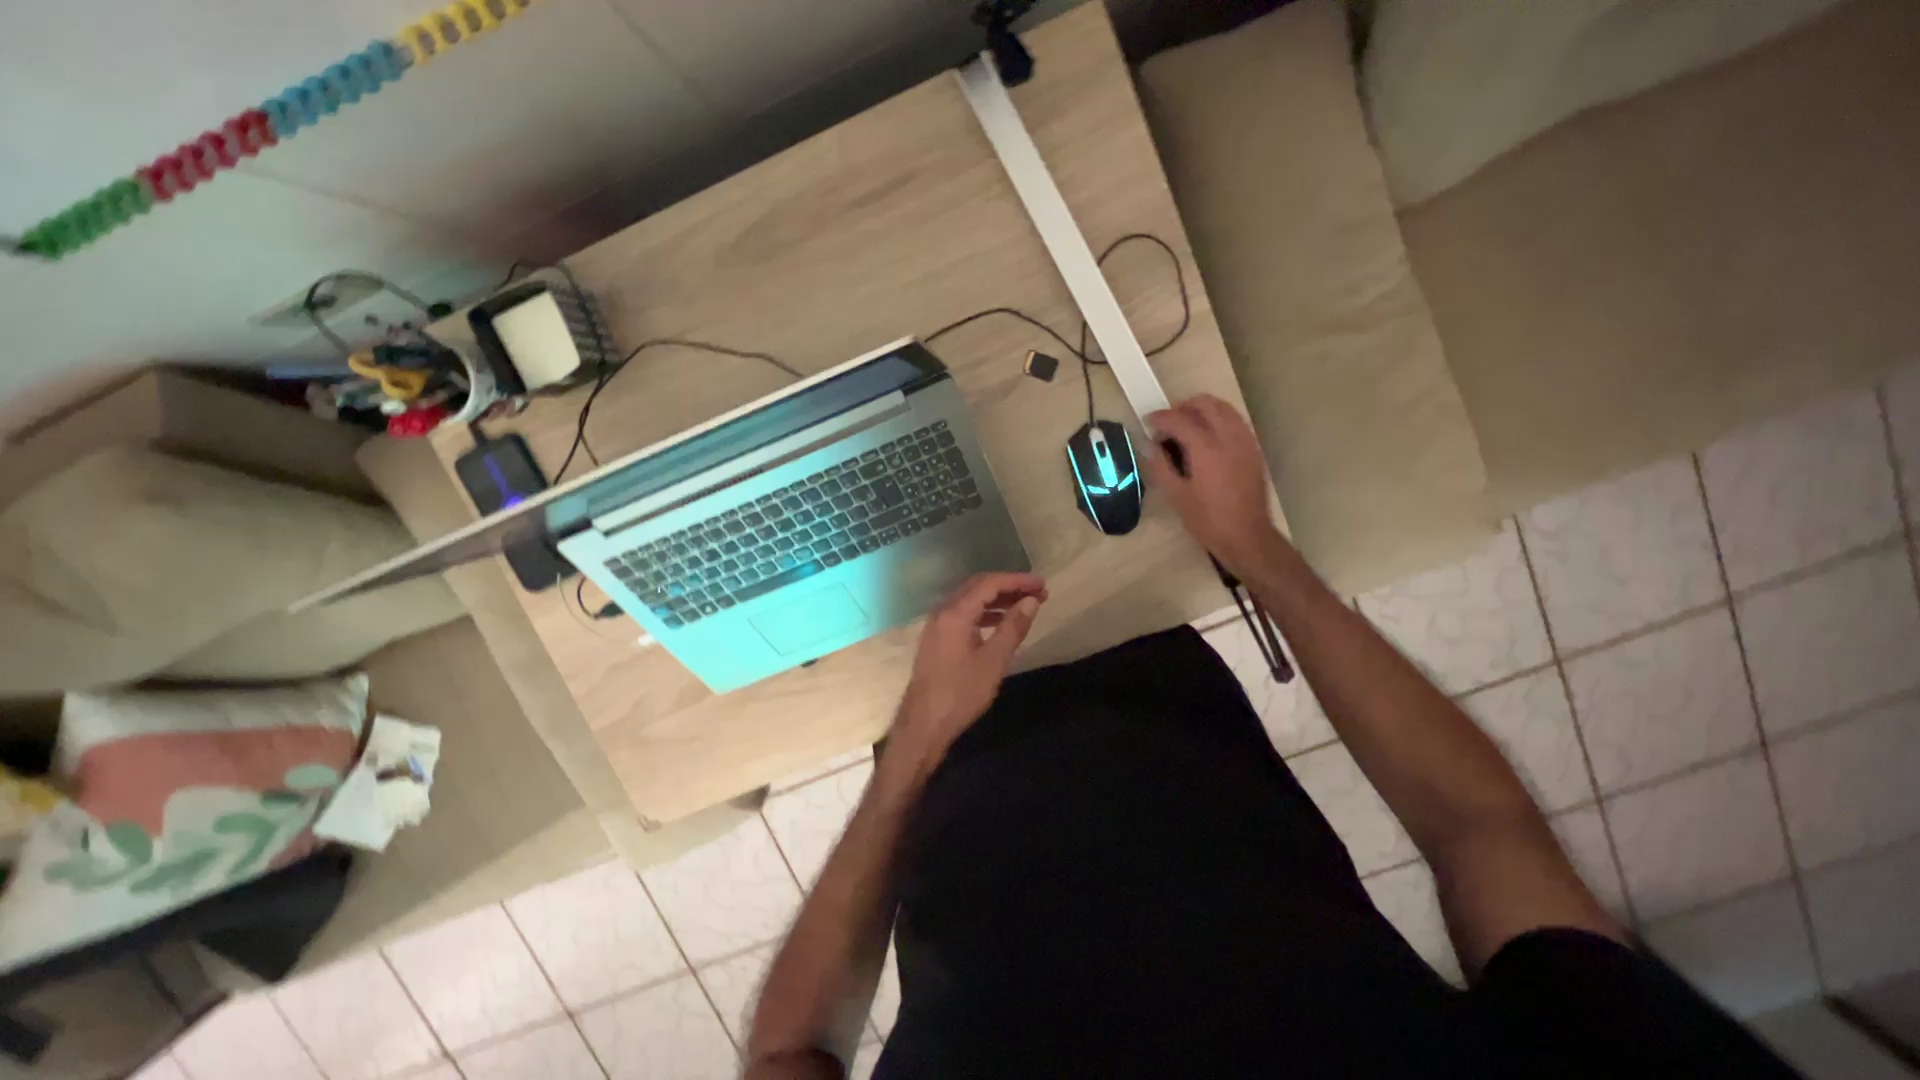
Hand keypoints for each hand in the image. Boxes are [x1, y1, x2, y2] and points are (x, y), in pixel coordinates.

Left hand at [892, 572, 1046, 761]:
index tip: (1042, 584)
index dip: (1018, 580)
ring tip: (1024, 606)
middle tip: (1037, 593)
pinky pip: (963, 615)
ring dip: (997, 600)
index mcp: (955, 613)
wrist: (924, 723)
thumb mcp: (994, 661)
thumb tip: (1030, 601)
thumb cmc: (961, 693)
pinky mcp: (937, 639)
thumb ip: (1012, 627)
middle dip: (1008, 587)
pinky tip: (1000, 624)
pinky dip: (984, 613)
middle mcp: (943, 612)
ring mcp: (937, 625)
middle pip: (978, 587)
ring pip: (970, 601)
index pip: (989, 584)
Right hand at [1144, 394, 1284, 574]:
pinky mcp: (1253, 449)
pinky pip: (1235, 421)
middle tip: (1168, 423)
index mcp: (1206, 449)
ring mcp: (1244, 441)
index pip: (1180, 419)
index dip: (1161, 417)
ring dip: (1202, 410)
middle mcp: (1228, 438)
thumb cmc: (1208, 520)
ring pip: (1224, 408)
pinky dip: (1219, 419)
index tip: (1148, 422)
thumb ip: (1160, 466)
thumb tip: (1148, 445)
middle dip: (1183, 407)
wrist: (1246, 536)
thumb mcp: (1177, 496)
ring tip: (1187, 426)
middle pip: (1205, 404)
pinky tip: (1208, 437)